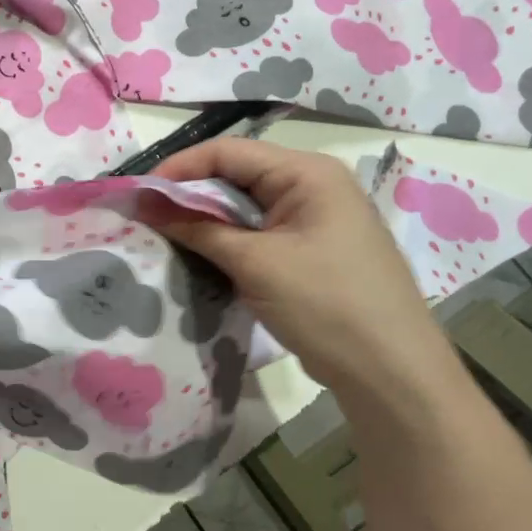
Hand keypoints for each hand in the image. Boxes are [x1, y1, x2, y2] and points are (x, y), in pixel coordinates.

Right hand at [145, 139, 452, 392]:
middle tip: (144, 216)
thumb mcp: (253, 263)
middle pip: (233, 174)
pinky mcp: (311, 250)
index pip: (226, 152)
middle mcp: (313, 186)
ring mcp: (315, 220)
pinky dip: (225, 239)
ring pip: (242, 204)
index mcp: (308, 174)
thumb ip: (194, 227)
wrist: (395, 378)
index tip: (137, 196)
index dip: (177, 169)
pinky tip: (200, 256)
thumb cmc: (327, 306)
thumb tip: (140, 202)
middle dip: (187, 193)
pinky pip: (256, 231)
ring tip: (163, 235)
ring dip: (203, 219)